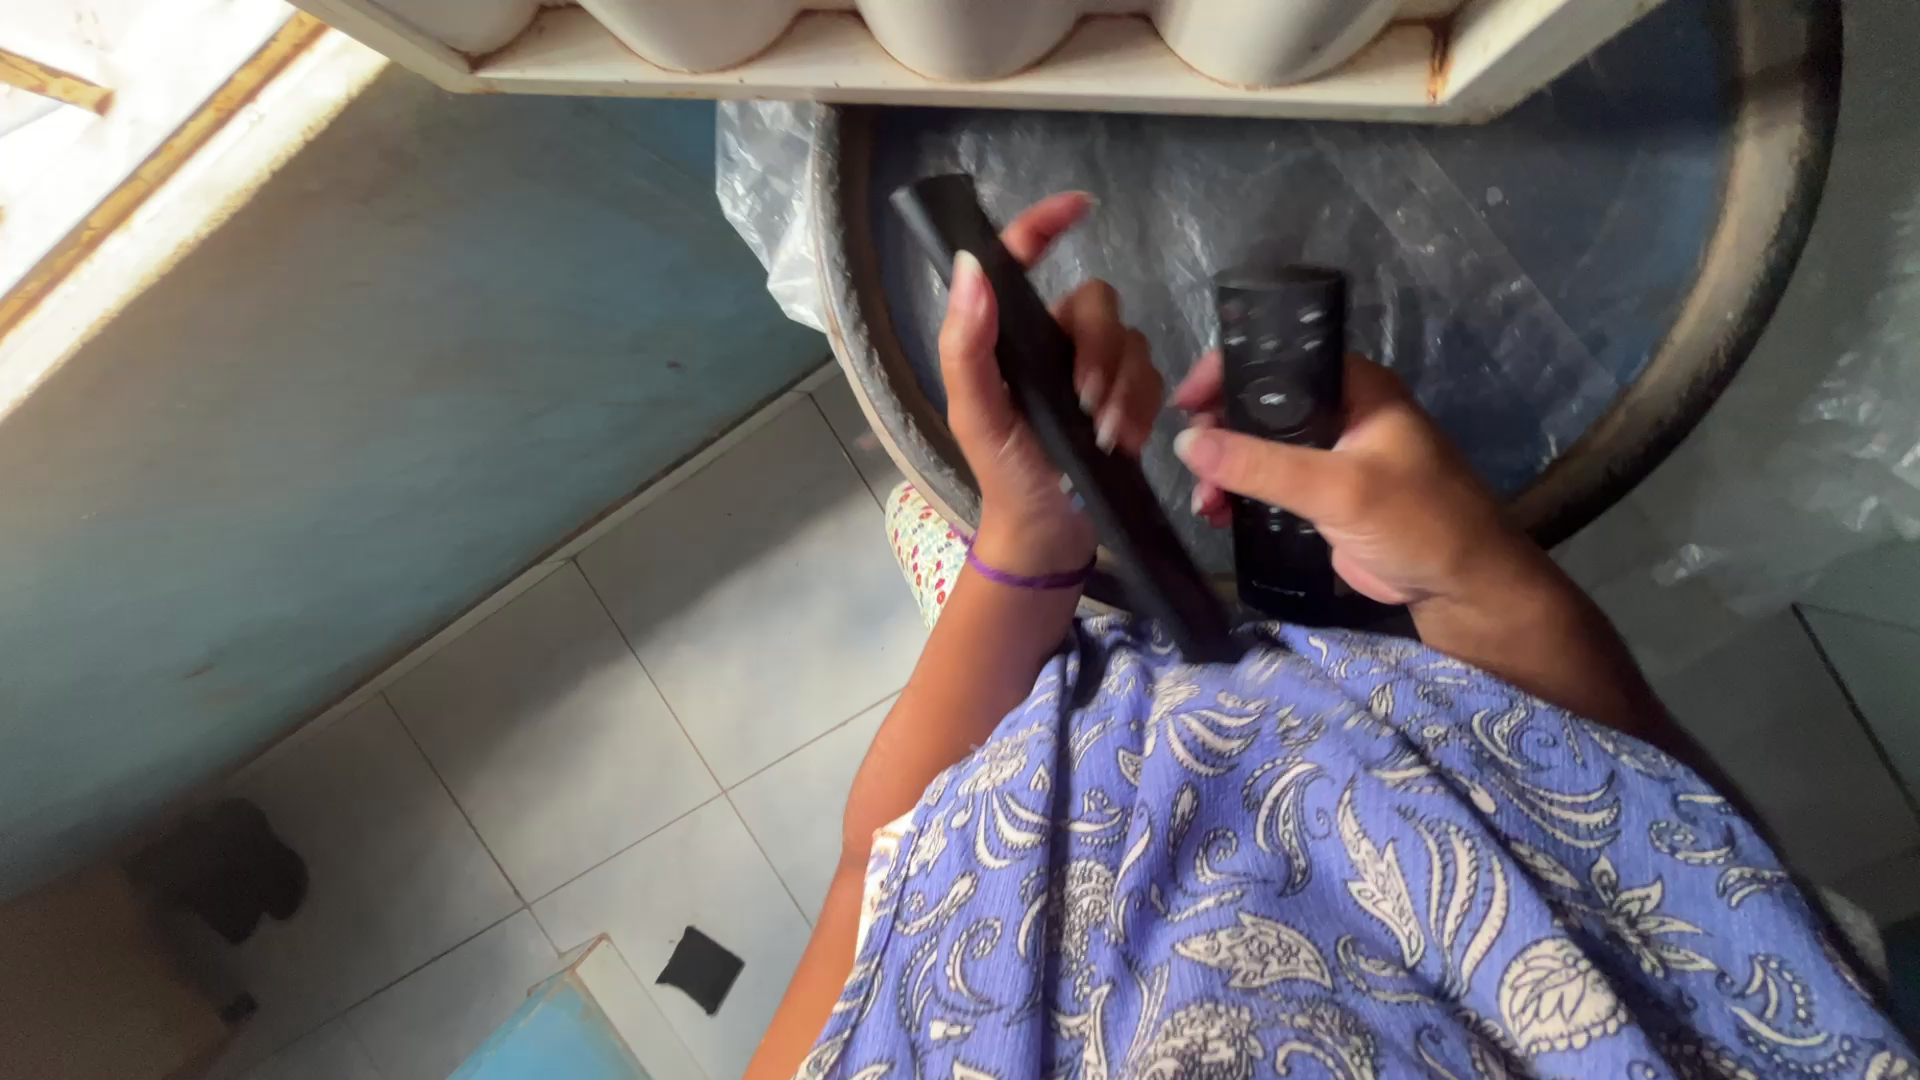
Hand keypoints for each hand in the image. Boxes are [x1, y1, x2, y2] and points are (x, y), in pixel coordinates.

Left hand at [938, 192, 1163, 577]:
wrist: (1046, 534)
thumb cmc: (1005, 475)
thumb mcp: (976, 415)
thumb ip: (967, 346)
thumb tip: (972, 266)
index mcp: (1009, 341)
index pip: (1022, 265)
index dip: (1043, 226)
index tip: (1079, 207)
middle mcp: (1051, 345)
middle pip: (1099, 305)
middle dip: (1100, 353)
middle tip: (1088, 405)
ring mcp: (1091, 371)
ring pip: (1131, 341)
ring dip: (1124, 389)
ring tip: (1106, 436)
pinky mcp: (1124, 399)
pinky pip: (1152, 378)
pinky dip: (1143, 408)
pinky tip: (1125, 441)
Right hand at [1169, 350, 1561, 614]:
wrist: (1460, 588)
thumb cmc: (1417, 521)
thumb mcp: (1337, 487)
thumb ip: (1261, 465)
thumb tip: (1185, 442)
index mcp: (1353, 388)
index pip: (1277, 360)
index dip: (1226, 372)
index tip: (1183, 402)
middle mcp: (1335, 413)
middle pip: (1256, 407)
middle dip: (1217, 433)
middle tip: (1190, 461)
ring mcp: (1324, 456)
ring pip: (1254, 450)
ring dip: (1222, 472)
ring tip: (1205, 503)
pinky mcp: (1315, 496)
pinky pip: (1262, 485)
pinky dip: (1236, 496)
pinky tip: (1218, 515)